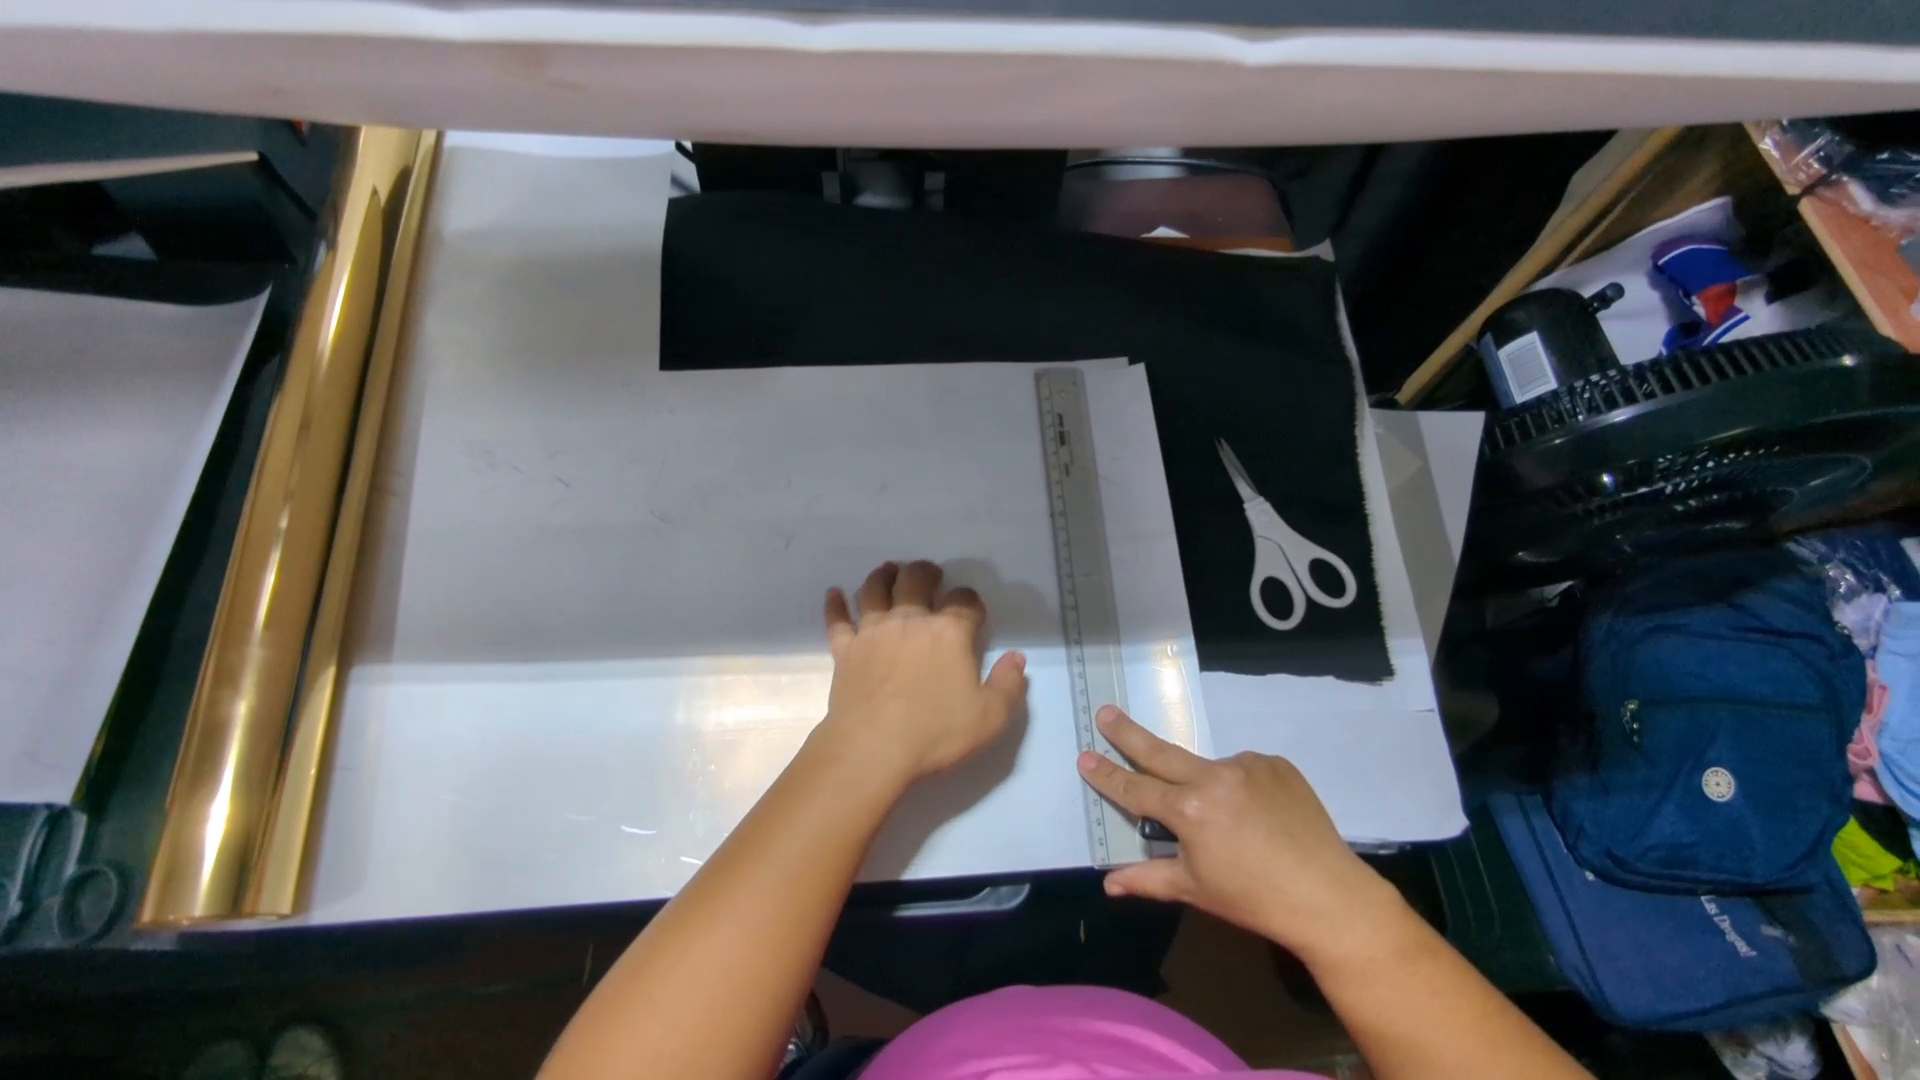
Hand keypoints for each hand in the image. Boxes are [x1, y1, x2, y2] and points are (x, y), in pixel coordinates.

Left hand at [815, 561, 1028, 784]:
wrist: (872, 749)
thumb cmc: (935, 733)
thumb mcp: (990, 717)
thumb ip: (1008, 685)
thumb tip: (1016, 658)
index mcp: (949, 633)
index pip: (964, 601)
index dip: (971, 600)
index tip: (973, 608)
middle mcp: (910, 621)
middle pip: (916, 580)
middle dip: (926, 572)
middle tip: (930, 573)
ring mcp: (872, 633)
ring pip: (874, 590)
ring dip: (882, 575)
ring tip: (888, 570)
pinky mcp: (845, 651)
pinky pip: (837, 620)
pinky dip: (835, 604)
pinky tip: (834, 593)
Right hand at [1077, 706, 1406, 966]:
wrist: (1329, 897)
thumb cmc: (1253, 899)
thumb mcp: (1195, 889)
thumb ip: (1147, 878)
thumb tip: (1107, 884)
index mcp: (1188, 809)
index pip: (1135, 788)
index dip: (1107, 775)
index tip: (1084, 757)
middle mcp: (1214, 777)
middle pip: (1160, 752)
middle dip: (1128, 733)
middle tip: (1106, 713)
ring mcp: (1248, 765)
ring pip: (1209, 768)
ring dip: (1203, 784)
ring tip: (1229, 823)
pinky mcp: (1277, 764)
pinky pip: (1244, 769)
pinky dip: (1239, 785)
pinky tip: (1255, 814)